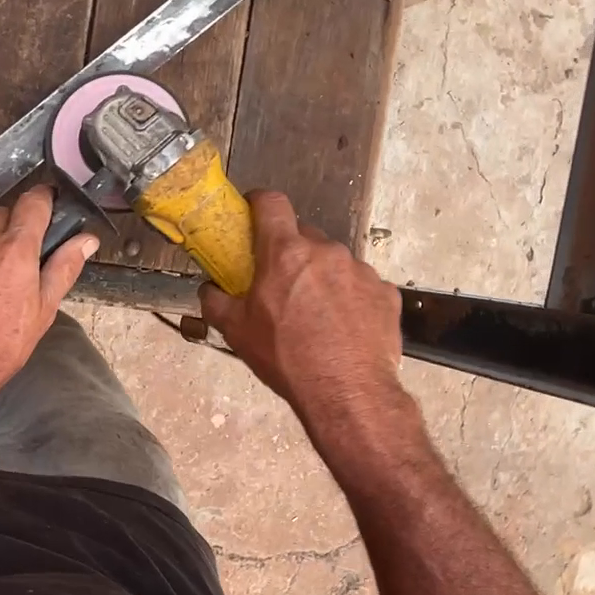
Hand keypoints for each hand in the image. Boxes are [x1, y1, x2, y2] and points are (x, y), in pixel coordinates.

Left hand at [0, 186, 97, 410]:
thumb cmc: (1, 345)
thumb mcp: (43, 309)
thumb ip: (64, 267)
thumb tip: (86, 240)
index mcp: (14, 251)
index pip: (32, 202)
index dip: (43, 199)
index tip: (47, 202)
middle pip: (2, 215)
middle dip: (12, 228)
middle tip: (18, 258)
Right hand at [199, 192, 419, 457]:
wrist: (346, 392)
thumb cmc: (285, 357)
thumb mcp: (235, 331)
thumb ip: (215, 301)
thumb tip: (209, 290)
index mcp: (285, 252)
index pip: (271, 203)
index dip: (258, 202)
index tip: (252, 213)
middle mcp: (325, 252)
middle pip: (302, 235)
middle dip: (288, 252)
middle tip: (278, 282)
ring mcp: (360, 271)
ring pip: (332, 262)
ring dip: (319, 276)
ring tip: (313, 313)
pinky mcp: (386, 293)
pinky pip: (360, 285)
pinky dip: (348, 298)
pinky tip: (341, 327)